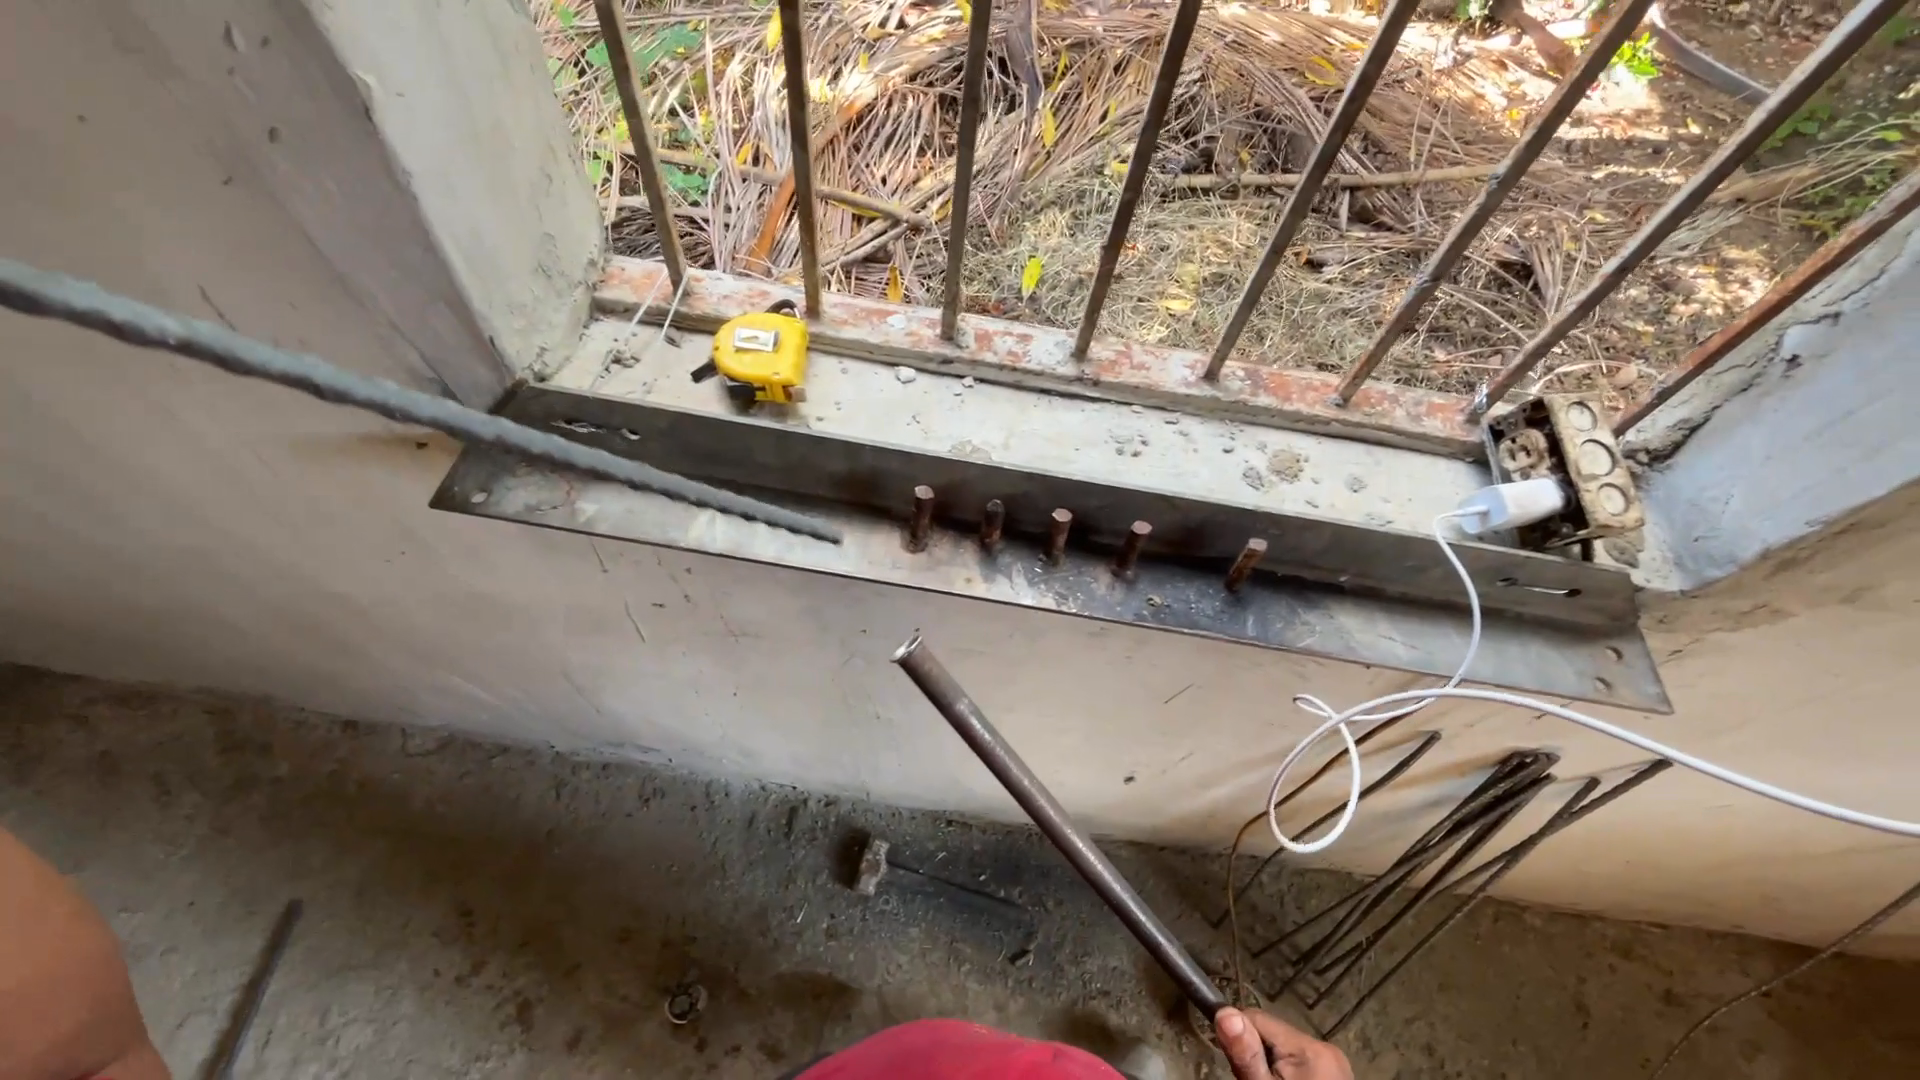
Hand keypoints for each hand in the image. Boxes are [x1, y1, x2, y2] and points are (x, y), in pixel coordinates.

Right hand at [1214, 1007, 1351, 1079]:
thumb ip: (1245, 1055)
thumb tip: (1224, 1012)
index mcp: (1310, 1048)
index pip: (1255, 1018)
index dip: (1239, 1040)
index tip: (1240, 1069)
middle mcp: (1327, 1049)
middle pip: (1272, 1035)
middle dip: (1258, 1057)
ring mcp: (1336, 1065)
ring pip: (1285, 1050)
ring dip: (1272, 1067)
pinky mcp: (1337, 1077)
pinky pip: (1302, 1065)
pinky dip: (1290, 1076)